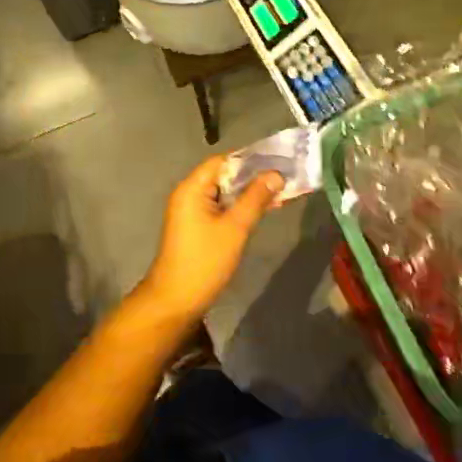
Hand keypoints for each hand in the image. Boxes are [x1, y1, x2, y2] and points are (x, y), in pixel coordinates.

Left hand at [138, 156, 282, 320]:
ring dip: (250, 192)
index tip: (277, 162)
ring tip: (281, 193)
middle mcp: (189, 194)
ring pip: (226, 192)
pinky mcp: (197, 226)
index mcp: (192, 188)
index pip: (223, 161)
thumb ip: (256, 198)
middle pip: (224, 175)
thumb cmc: (205, 261)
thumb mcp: (235, 228)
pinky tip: (264, 209)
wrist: (176, 301)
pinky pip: (222, 207)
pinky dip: (241, 206)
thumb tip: (276, 174)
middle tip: (285, 178)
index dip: (250, 160)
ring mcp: (192, 211)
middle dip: (254, 176)